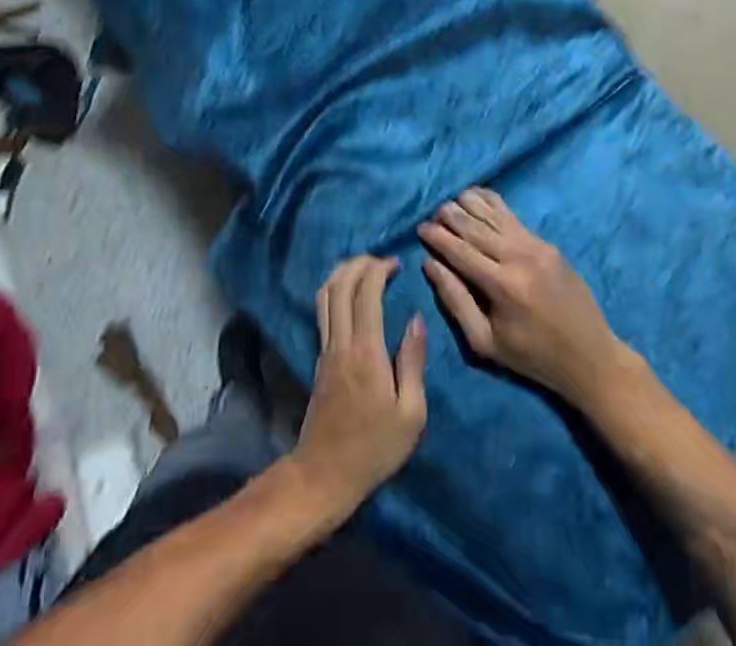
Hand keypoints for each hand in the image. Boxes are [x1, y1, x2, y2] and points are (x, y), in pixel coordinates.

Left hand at [287, 255, 427, 516]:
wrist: (325, 473)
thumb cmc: (375, 448)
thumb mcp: (411, 413)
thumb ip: (413, 362)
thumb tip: (416, 320)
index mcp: (366, 352)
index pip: (366, 294)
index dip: (379, 270)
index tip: (397, 264)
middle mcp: (340, 343)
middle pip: (340, 286)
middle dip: (359, 264)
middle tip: (383, 261)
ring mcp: (325, 350)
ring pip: (325, 296)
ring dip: (343, 274)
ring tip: (366, 268)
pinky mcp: (319, 359)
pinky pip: (323, 312)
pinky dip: (336, 291)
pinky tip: (351, 294)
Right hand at [418, 188, 633, 401]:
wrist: (590, 356)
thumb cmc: (532, 357)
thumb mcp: (485, 341)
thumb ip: (455, 300)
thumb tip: (430, 265)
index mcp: (502, 285)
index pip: (460, 251)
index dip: (437, 238)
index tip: (420, 228)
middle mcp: (520, 258)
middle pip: (476, 228)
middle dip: (451, 217)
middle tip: (432, 211)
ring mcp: (538, 247)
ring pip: (495, 216)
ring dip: (471, 205)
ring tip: (451, 200)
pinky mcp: (549, 245)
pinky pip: (514, 218)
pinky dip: (494, 204)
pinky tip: (479, 195)